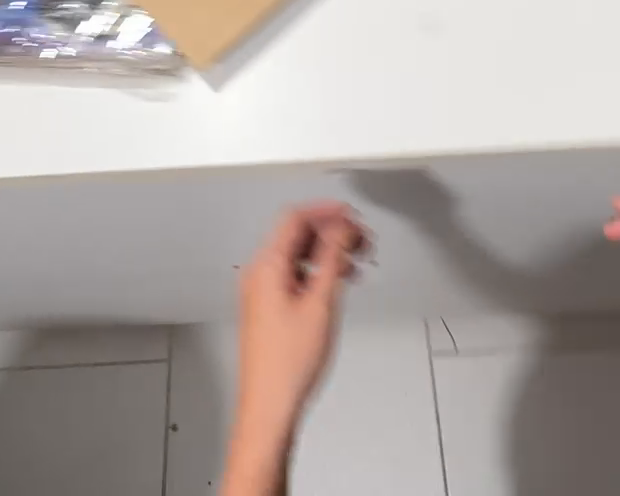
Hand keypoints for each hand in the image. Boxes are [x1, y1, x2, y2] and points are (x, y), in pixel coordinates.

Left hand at [226, 201, 364, 488]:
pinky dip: (317, 270)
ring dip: (326, 252)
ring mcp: (261, 291)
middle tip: (360, 239)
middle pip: (296, 234)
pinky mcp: (267, 307)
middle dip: (331, 232)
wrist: (269, 407)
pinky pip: (293, 273)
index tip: (350, 215)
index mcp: (267, 266)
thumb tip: (342, 229)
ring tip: (355, 260)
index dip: (326, 211)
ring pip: (296, 254)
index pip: (295, 218)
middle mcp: (259, 273)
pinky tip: (337, 282)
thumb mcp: (321, 303)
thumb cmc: (288, 364)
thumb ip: (333, 259)